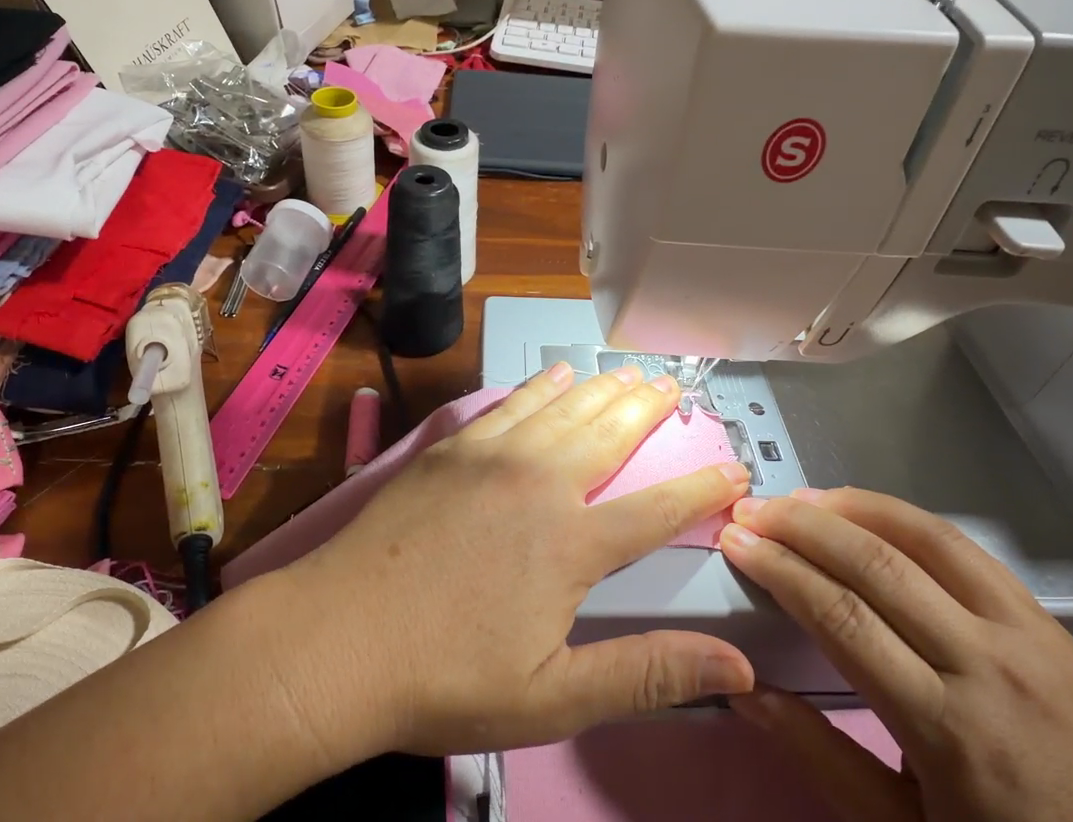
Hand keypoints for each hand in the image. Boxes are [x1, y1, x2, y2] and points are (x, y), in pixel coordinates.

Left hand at [282, 363, 754, 755]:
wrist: (334, 641)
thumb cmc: (444, 678)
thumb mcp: (553, 699)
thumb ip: (646, 675)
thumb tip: (738, 668)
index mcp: (571, 544)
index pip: (658, 510)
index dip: (704, 490)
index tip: (736, 472)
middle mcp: (539, 484)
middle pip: (610, 435)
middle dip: (650, 410)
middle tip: (676, 387)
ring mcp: (490, 459)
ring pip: (563, 408)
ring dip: (603, 389)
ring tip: (632, 372)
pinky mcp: (448, 451)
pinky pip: (509, 405)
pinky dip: (540, 388)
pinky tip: (555, 376)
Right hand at [720, 489, 1072, 821]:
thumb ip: (820, 755)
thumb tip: (744, 692)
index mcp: (947, 727)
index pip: (844, 617)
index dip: (782, 570)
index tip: (737, 542)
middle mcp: (990, 663)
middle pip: (880, 566)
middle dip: (806, 528)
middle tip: (754, 508)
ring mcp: (1031, 634)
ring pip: (931, 540)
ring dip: (858, 508)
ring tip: (803, 498)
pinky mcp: (1052, 623)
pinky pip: (972, 553)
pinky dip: (911, 522)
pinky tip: (873, 515)